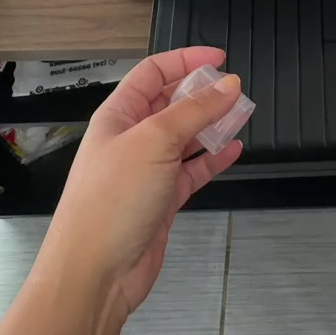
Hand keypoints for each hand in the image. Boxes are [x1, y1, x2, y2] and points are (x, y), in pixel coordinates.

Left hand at [36, 48, 244, 311]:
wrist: (94, 276)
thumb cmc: (107, 204)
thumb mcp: (155, 140)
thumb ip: (195, 110)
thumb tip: (227, 86)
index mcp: (119, 114)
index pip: (153, 72)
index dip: (185, 60)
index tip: (219, 58)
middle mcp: (131, 138)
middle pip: (172, 102)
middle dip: (204, 93)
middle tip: (234, 89)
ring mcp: (147, 170)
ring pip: (186, 136)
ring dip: (213, 124)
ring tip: (241, 114)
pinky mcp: (161, 199)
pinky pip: (192, 169)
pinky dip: (213, 158)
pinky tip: (232, 149)